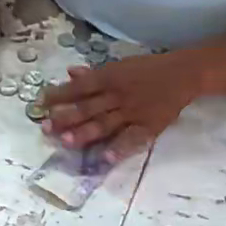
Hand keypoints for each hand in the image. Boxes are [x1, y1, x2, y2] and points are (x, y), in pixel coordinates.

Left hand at [42, 55, 203, 162]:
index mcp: (110, 77)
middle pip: (88, 108)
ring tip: (66, 142)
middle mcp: (118, 95)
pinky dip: (119, 149)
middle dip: (66, 118)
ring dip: (84, 133)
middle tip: (46, 128)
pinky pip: (131, 139)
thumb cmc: (149, 69)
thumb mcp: (121, 65)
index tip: (41, 103)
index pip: (80, 87)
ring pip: (105, 124)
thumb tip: (70, 73)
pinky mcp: (147, 127)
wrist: (183, 74)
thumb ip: (95, 74)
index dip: (60, 95)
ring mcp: (132, 112)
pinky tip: (104, 159)